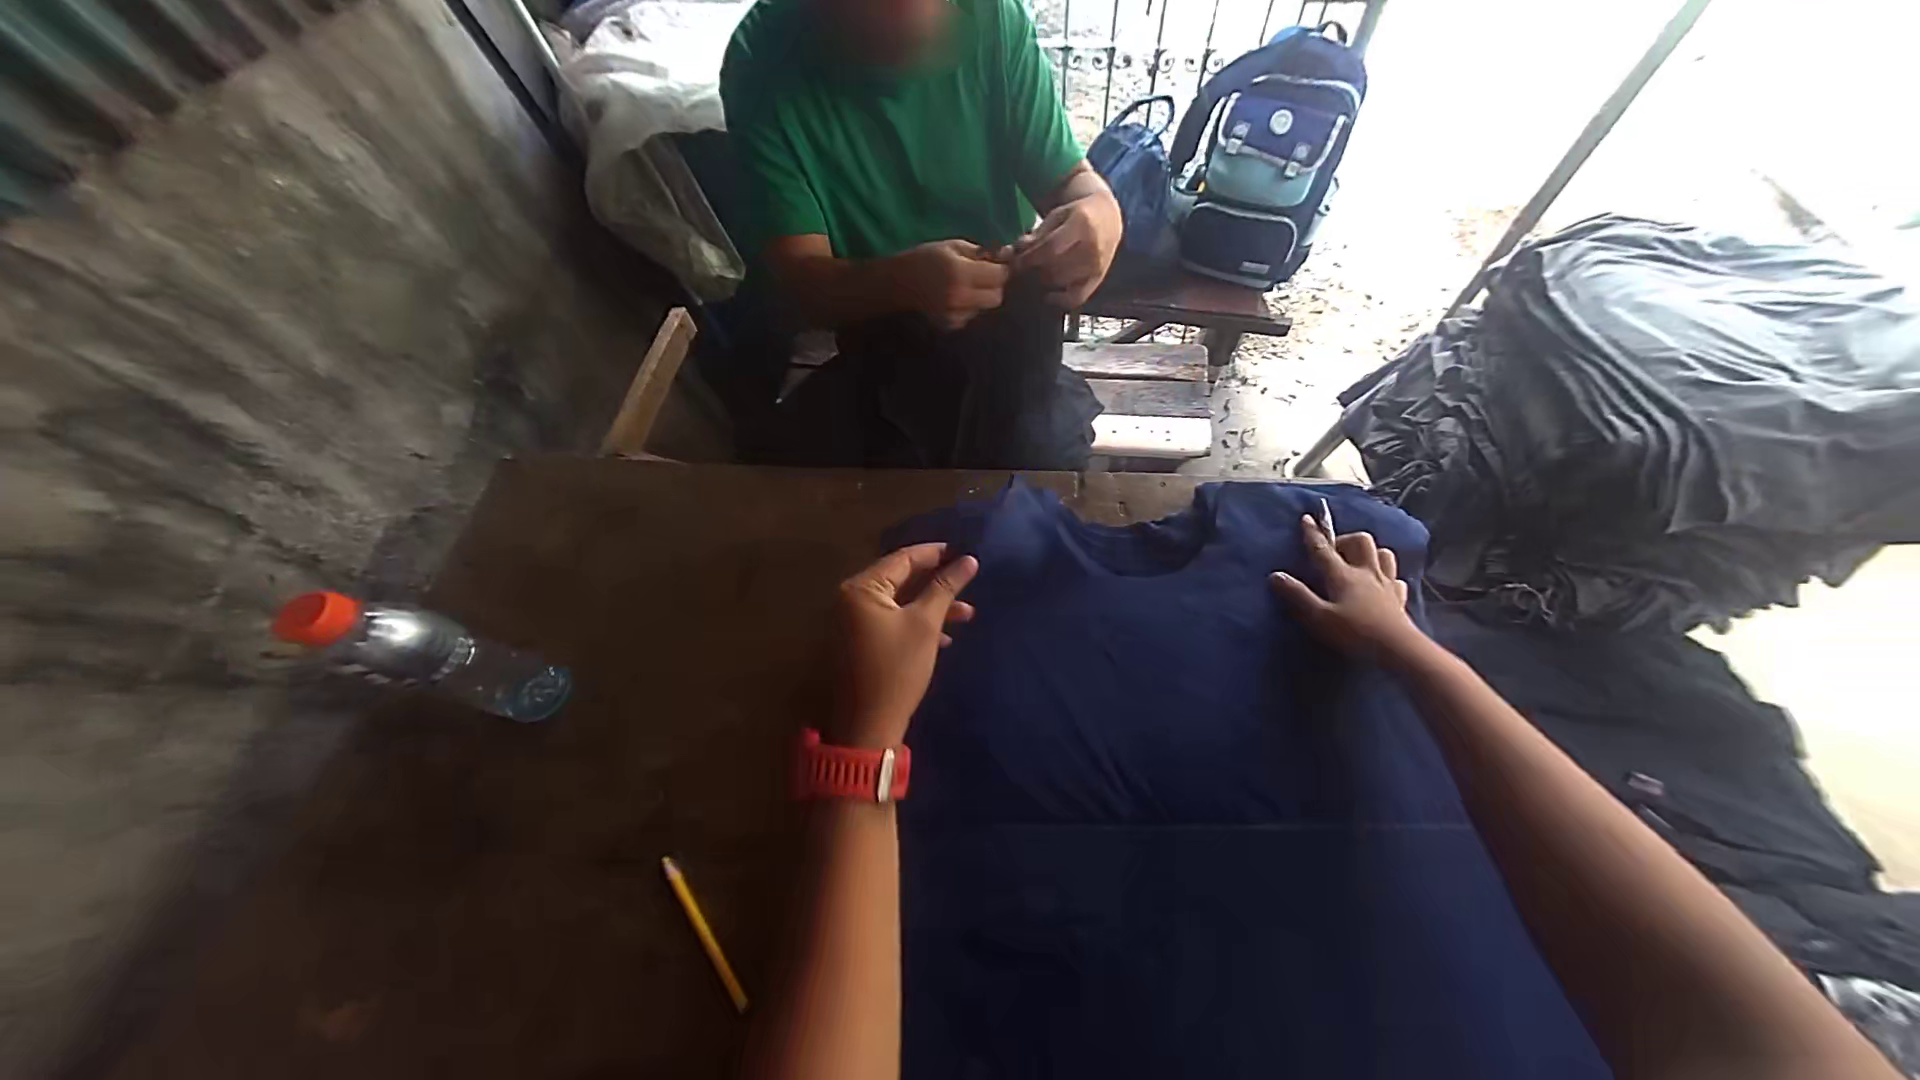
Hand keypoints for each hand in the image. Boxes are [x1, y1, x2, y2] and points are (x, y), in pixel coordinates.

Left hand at [833, 543, 979, 747]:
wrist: (870, 724)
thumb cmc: (897, 670)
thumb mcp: (925, 625)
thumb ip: (945, 588)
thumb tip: (968, 560)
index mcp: (861, 588)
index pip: (903, 559)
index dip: (935, 553)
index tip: (963, 551)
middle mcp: (852, 599)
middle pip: (901, 579)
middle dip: (936, 581)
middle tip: (967, 577)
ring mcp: (855, 621)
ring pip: (900, 601)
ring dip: (932, 605)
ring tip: (968, 612)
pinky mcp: (862, 640)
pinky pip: (893, 619)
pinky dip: (918, 622)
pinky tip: (946, 636)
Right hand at [897, 240, 1010, 329]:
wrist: (900, 283)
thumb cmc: (927, 258)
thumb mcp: (953, 246)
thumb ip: (980, 252)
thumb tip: (1006, 255)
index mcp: (961, 273)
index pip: (999, 276)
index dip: (1000, 270)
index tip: (995, 265)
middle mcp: (960, 297)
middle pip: (996, 298)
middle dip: (993, 287)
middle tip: (982, 278)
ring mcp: (955, 314)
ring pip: (983, 308)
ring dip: (980, 297)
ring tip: (963, 287)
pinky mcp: (950, 324)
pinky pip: (970, 316)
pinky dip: (968, 307)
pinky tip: (953, 299)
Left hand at [1010, 194, 1120, 306]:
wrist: (1107, 219)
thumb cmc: (1076, 217)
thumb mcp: (1056, 216)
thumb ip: (1035, 235)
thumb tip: (1010, 253)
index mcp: (1082, 224)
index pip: (1050, 248)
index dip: (1029, 259)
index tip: (1015, 264)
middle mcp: (1093, 247)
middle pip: (1054, 268)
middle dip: (1033, 272)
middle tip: (1021, 272)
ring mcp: (1097, 266)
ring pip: (1061, 283)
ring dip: (1042, 283)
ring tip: (1033, 278)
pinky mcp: (1097, 280)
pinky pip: (1075, 298)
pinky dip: (1059, 300)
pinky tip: (1048, 295)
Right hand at [1270, 515, 1428, 664]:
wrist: (1399, 651)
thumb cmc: (1354, 633)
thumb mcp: (1317, 616)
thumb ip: (1296, 595)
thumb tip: (1275, 575)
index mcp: (1343, 575)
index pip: (1323, 549)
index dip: (1313, 533)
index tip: (1306, 518)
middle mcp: (1366, 573)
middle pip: (1361, 541)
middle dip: (1346, 539)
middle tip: (1335, 551)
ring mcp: (1386, 585)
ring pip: (1383, 554)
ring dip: (1370, 553)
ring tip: (1358, 562)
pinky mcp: (1399, 599)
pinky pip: (1396, 579)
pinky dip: (1387, 576)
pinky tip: (1381, 584)